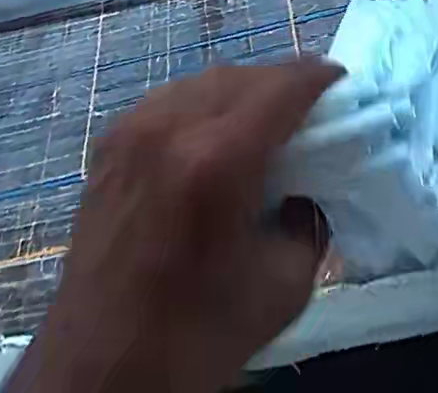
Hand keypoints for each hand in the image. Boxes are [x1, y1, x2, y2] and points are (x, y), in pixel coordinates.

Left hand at [8, 60, 342, 392]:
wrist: (100, 360)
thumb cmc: (196, 332)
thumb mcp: (283, 287)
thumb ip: (308, 221)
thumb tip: (308, 185)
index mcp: (216, 160)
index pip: (278, 91)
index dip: (315, 79)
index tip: (337, 78)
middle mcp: (170, 126)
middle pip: (239, 77)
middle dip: (280, 82)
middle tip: (306, 103)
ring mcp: (133, 127)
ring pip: (201, 81)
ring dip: (239, 89)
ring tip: (262, 114)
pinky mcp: (110, 139)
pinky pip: (168, 99)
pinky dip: (200, 102)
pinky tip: (212, 130)